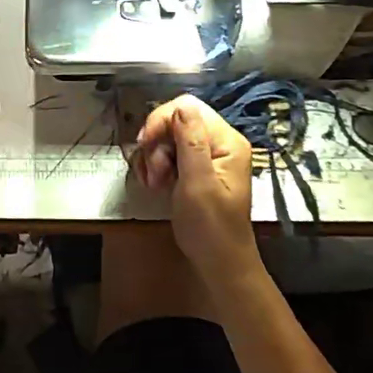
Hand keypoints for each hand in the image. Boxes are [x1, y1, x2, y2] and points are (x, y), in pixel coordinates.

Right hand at [131, 96, 260, 286]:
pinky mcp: (196, 169)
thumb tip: (181, 107)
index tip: (145, 145)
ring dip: (154, 157)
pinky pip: (170, 153)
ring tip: (154, 184)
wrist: (220, 265)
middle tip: (153, 174)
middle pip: (176, 121)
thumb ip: (191, 143)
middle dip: (157, 144)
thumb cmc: (211, 228)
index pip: (188, 108)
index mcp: (227, 141)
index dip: (162, 121)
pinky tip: (155, 184)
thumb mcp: (198, 184)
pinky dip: (157, 166)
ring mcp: (208, 156)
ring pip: (169, 138)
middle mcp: (220, 143)